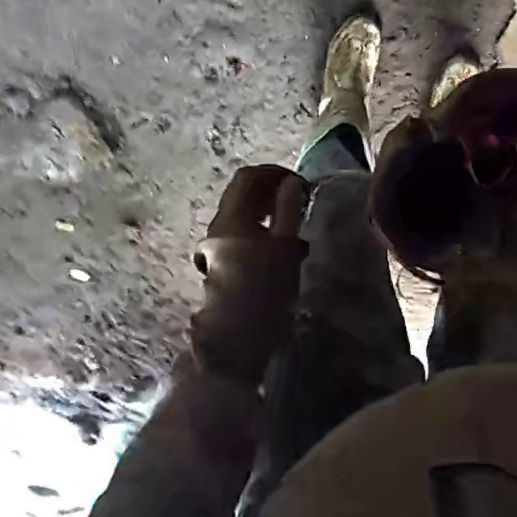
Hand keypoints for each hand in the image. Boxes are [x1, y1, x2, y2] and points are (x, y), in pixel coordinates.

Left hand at [189, 165, 310, 383]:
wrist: (235, 343)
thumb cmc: (264, 294)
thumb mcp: (284, 249)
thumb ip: (289, 211)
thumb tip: (292, 183)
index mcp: (230, 219)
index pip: (248, 177)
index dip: (274, 172)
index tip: (300, 183)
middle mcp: (217, 229)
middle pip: (242, 195)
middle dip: (271, 191)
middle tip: (300, 200)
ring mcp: (215, 248)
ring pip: (242, 216)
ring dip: (268, 212)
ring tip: (295, 225)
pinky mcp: (221, 265)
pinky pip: (241, 235)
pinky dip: (261, 230)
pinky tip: (281, 250)